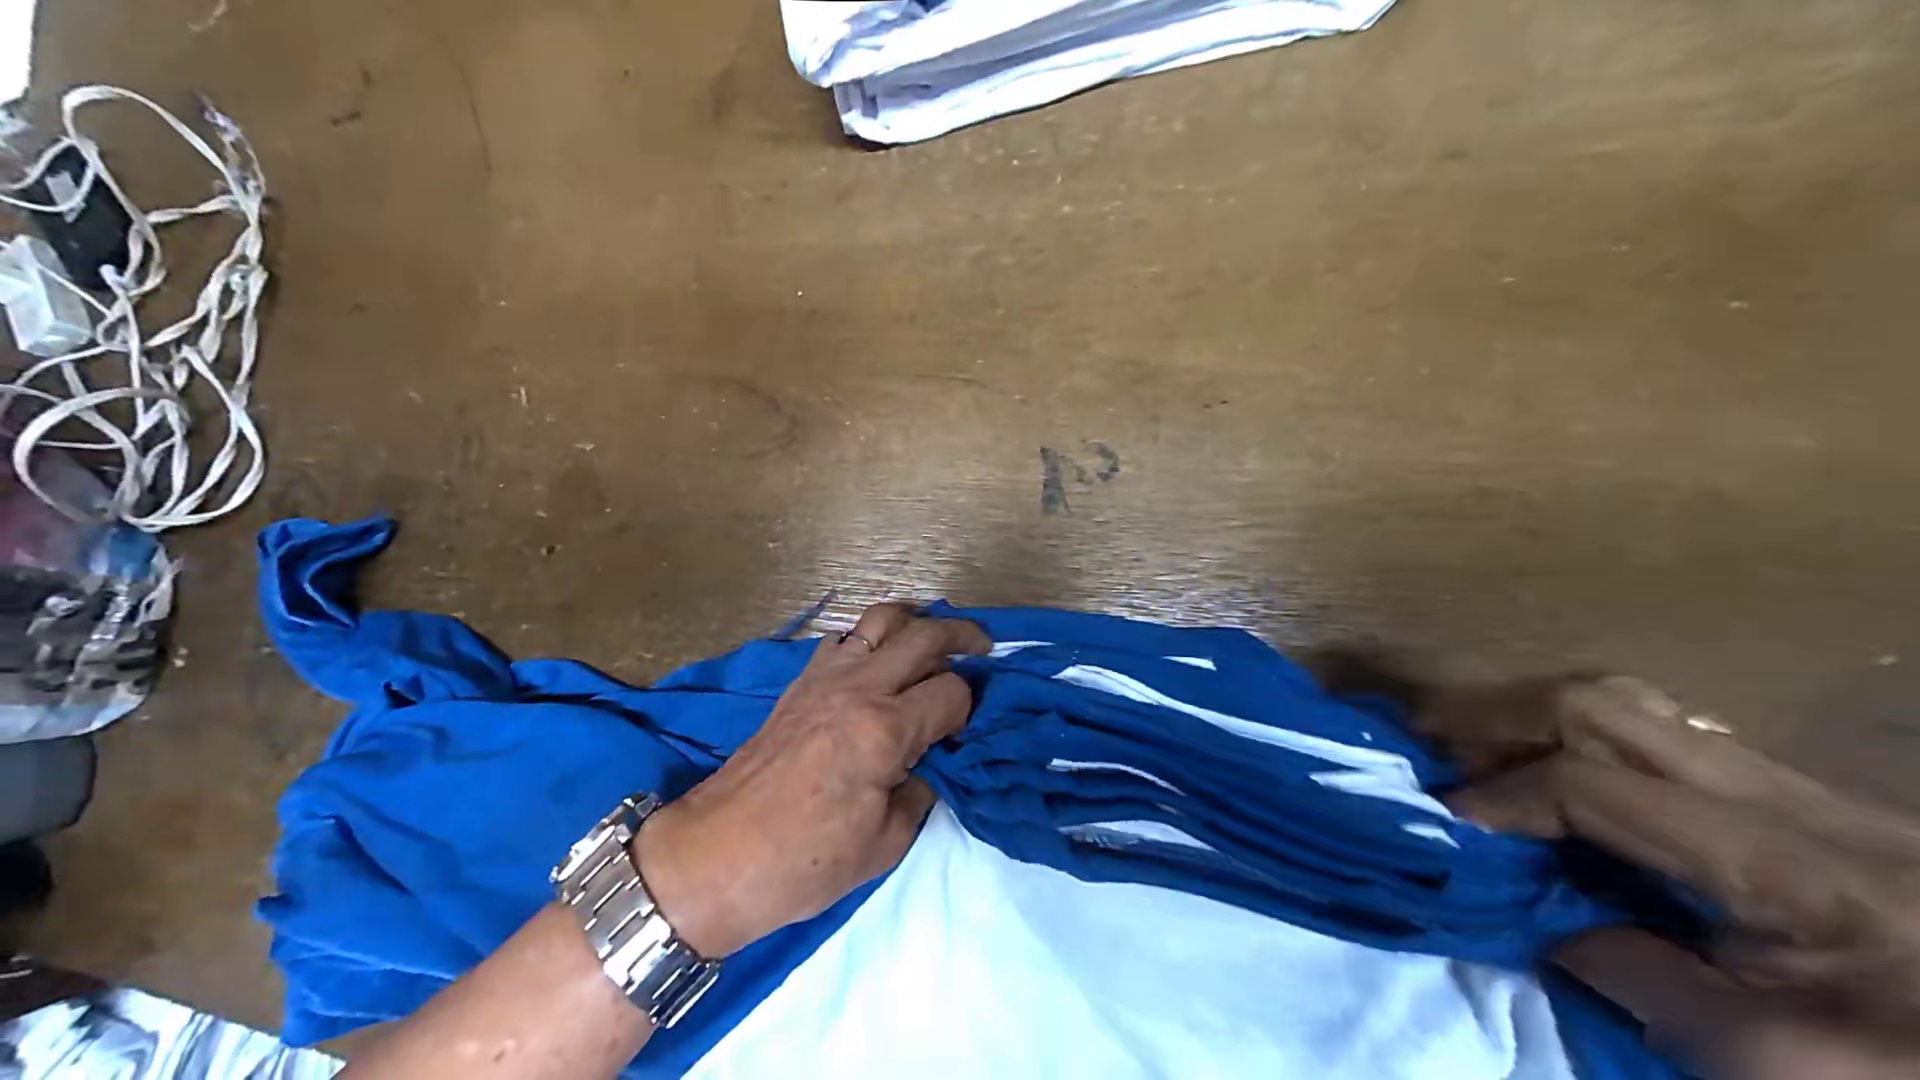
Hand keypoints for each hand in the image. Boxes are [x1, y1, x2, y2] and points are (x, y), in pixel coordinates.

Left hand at [634, 603, 990, 957]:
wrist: (716, 857)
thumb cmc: (803, 863)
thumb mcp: (885, 844)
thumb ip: (921, 790)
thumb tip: (932, 761)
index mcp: (884, 730)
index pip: (951, 691)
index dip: (970, 707)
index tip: (967, 728)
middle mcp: (857, 688)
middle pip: (924, 635)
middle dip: (962, 637)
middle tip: (982, 648)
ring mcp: (824, 678)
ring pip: (880, 619)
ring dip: (914, 624)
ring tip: (932, 642)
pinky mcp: (800, 683)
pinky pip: (843, 639)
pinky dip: (870, 639)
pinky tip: (878, 664)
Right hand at [1424, 676, 1919, 1077]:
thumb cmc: (1907, 1070)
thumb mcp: (1765, 1058)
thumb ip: (1631, 974)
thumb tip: (1530, 913)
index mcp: (1783, 860)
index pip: (1589, 786)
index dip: (1499, 797)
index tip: (1444, 821)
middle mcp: (1782, 794)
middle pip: (1602, 708)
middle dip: (1498, 721)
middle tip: (1434, 747)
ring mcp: (1793, 783)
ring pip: (1631, 703)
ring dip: (1537, 719)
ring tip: (1482, 748)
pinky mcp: (1796, 794)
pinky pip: (1662, 731)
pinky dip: (1586, 737)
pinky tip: (1563, 768)